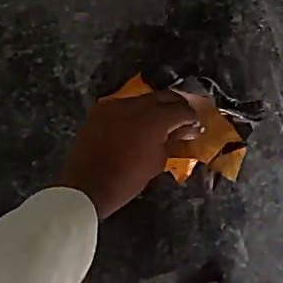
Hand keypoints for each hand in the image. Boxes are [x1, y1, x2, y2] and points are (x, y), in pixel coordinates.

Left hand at [58, 89, 201, 217]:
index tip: (197, 125)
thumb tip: (184, 131)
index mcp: (154, 118)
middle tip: (184, 117)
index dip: (192, 117)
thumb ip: (172, 140)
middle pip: (163, 96)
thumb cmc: (127, 179)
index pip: (181, 109)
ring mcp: (116, 105)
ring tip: (162, 120)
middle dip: (176, 105)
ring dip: (155, 107)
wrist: (86, 186)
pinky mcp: (100, 110)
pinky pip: (124, 105)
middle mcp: (136, 104)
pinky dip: (135, 112)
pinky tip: (138, 123)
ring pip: (143, 99)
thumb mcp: (157, 162)